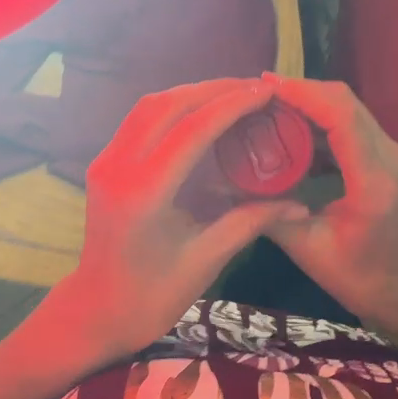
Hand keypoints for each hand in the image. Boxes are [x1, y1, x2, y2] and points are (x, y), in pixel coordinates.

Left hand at [64, 78, 310, 356]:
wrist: (97, 311)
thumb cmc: (152, 296)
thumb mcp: (206, 260)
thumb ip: (250, 221)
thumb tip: (300, 204)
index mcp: (144, 193)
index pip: (193, 130)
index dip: (232, 104)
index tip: (266, 90)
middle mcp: (119, 166)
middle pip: (168, 105)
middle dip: (214, 90)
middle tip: (255, 87)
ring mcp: (106, 161)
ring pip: (149, 105)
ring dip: (191, 93)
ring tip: (233, 93)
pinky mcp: (104, 162)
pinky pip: (139, 119)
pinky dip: (173, 107)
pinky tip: (201, 111)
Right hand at [263, 78, 397, 331]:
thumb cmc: (359, 277)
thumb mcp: (308, 251)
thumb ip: (269, 215)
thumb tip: (225, 186)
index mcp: (374, 183)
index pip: (341, 118)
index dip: (304, 94)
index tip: (264, 87)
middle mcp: (391, 158)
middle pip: (346, 102)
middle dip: (302, 90)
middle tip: (258, 91)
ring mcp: (394, 152)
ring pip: (350, 106)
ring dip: (311, 99)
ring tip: (268, 102)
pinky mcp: (388, 153)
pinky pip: (353, 120)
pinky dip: (321, 114)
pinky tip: (291, 122)